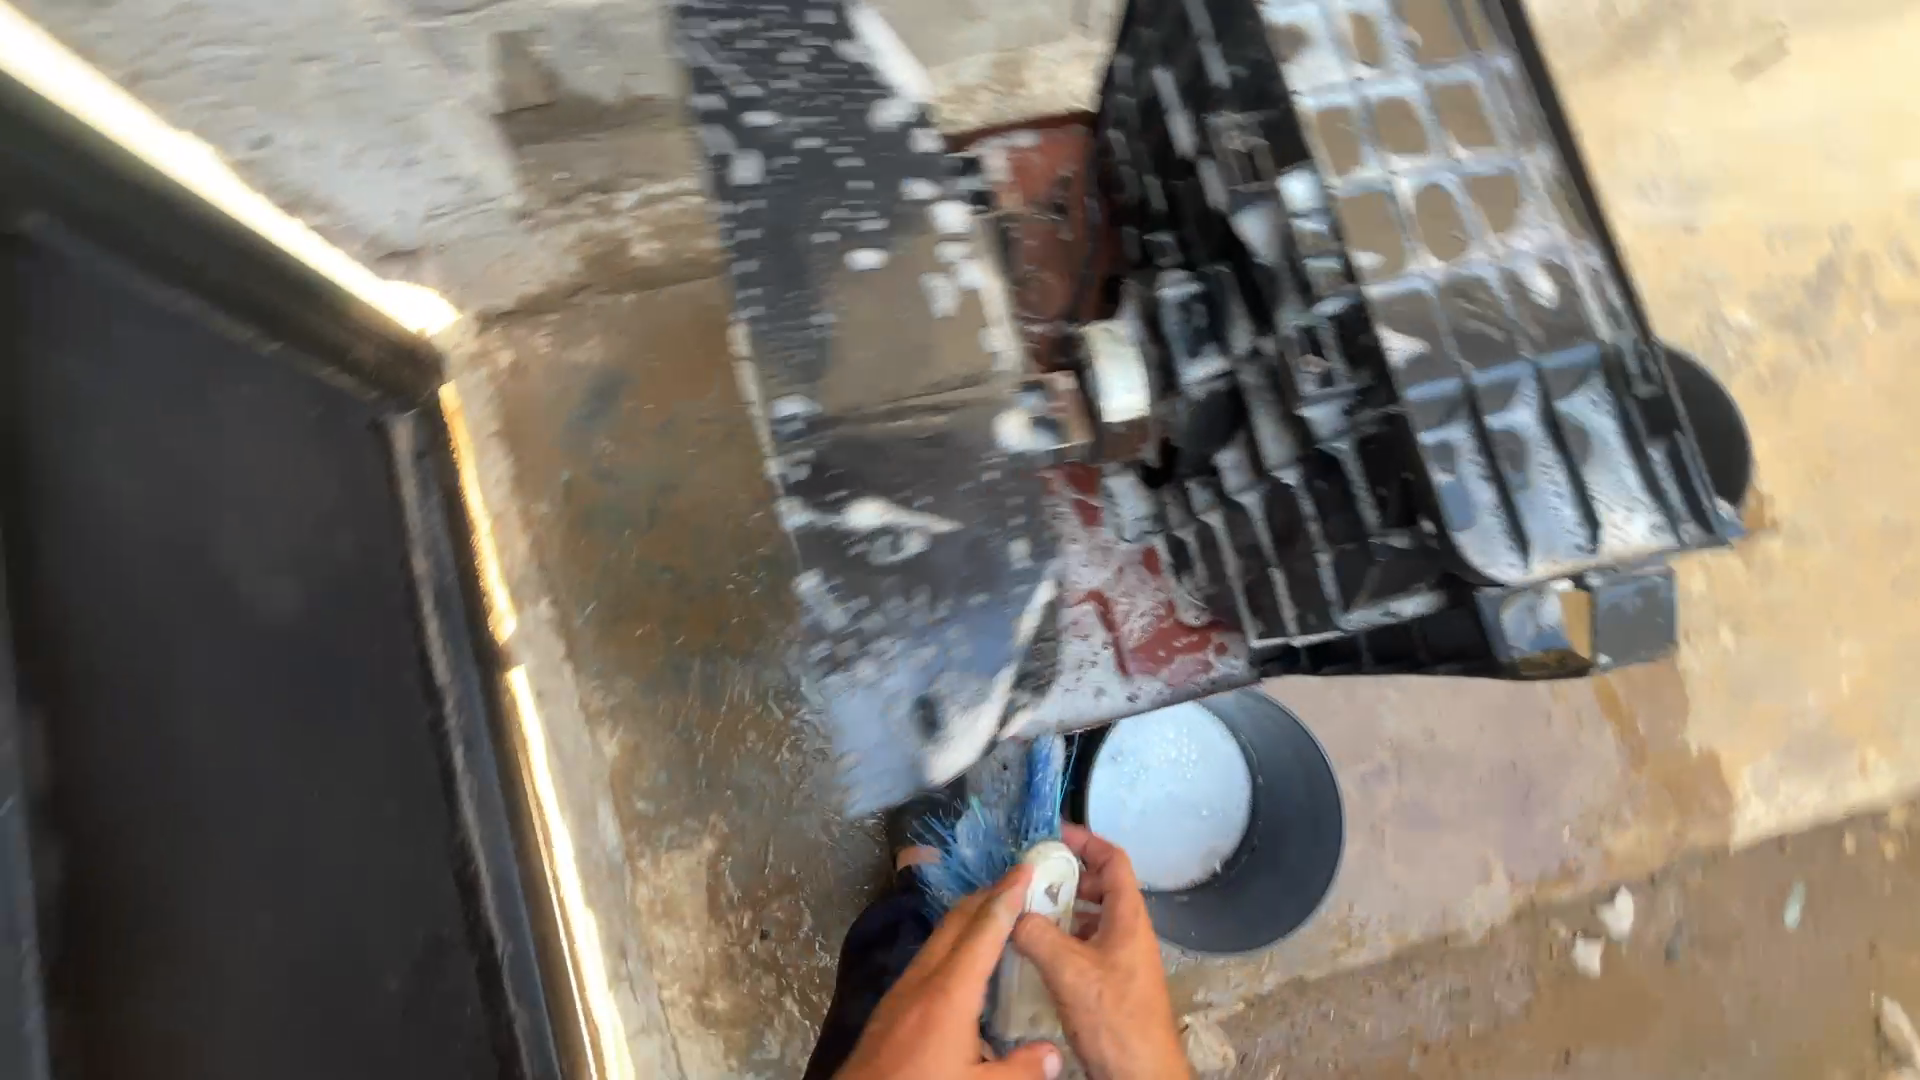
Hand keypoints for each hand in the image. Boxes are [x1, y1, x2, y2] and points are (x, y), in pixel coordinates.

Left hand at [836, 865, 1062, 1079]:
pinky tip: (965, 964)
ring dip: (969, 919)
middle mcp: (924, 977)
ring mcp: (902, 988)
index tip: (1025, 868)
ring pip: (940, 936)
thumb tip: (1053, 1053)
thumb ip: (1020, 1072)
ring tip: (996, 917)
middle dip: (988, 896)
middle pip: (958, 920)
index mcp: (949, 992)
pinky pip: (929, 956)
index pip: (984, 929)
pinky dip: (953, 943)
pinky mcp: (891, 1005)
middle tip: (1018, 884)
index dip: (1008, 896)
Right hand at [1010, 825, 1188, 1079]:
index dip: (1087, 840)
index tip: (1055, 833)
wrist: (1142, 1076)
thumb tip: (1011, 915)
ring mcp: (1123, 958)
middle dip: (1068, 875)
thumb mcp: (1068, 970)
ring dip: (1063, 908)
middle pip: (1101, 885)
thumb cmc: (1114, 1017)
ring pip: (1092, 916)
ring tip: (1029, 909)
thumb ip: (1036, 934)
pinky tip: (1038, 950)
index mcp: (1128, 916)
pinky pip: (1087, 944)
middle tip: (1034, 875)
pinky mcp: (1113, 982)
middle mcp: (1129, 930)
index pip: (1113, 859)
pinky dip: (1064, 937)